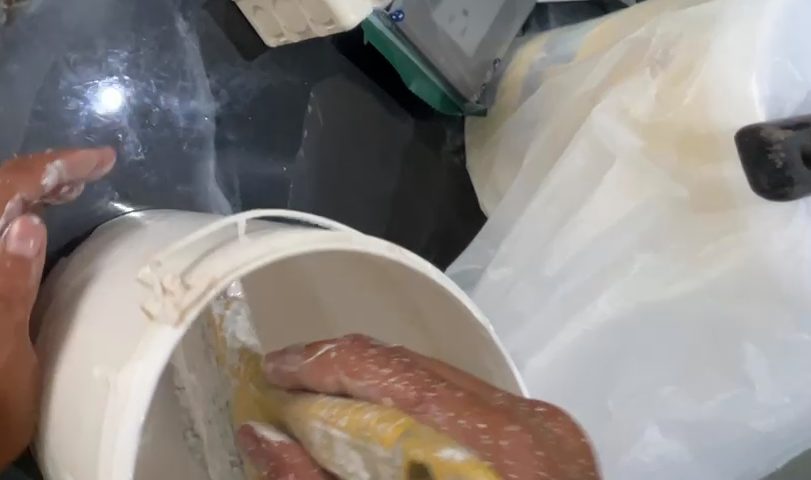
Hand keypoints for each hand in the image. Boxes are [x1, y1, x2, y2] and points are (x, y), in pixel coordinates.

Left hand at [0, 146, 117, 479]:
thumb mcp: (2, 360)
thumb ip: (10, 291)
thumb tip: (28, 222)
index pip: (5, 192)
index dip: (52, 167)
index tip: (100, 161)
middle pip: (1, 186)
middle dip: (52, 166)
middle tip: (102, 163)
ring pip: (0, 197)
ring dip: (43, 179)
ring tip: (88, 174)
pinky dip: (31, 199)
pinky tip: (56, 201)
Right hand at [235, 335, 597, 479]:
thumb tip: (257, 434)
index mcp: (493, 448)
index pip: (383, 368)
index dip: (315, 363)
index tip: (269, 371)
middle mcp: (526, 421)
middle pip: (406, 365)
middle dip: (339, 374)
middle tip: (287, 390)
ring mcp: (546, 427)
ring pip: (433, 378)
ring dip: (375, 390)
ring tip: (327, 408)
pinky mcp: (553, 438)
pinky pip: (463, 402)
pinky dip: (415, 410)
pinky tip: (385, 433)